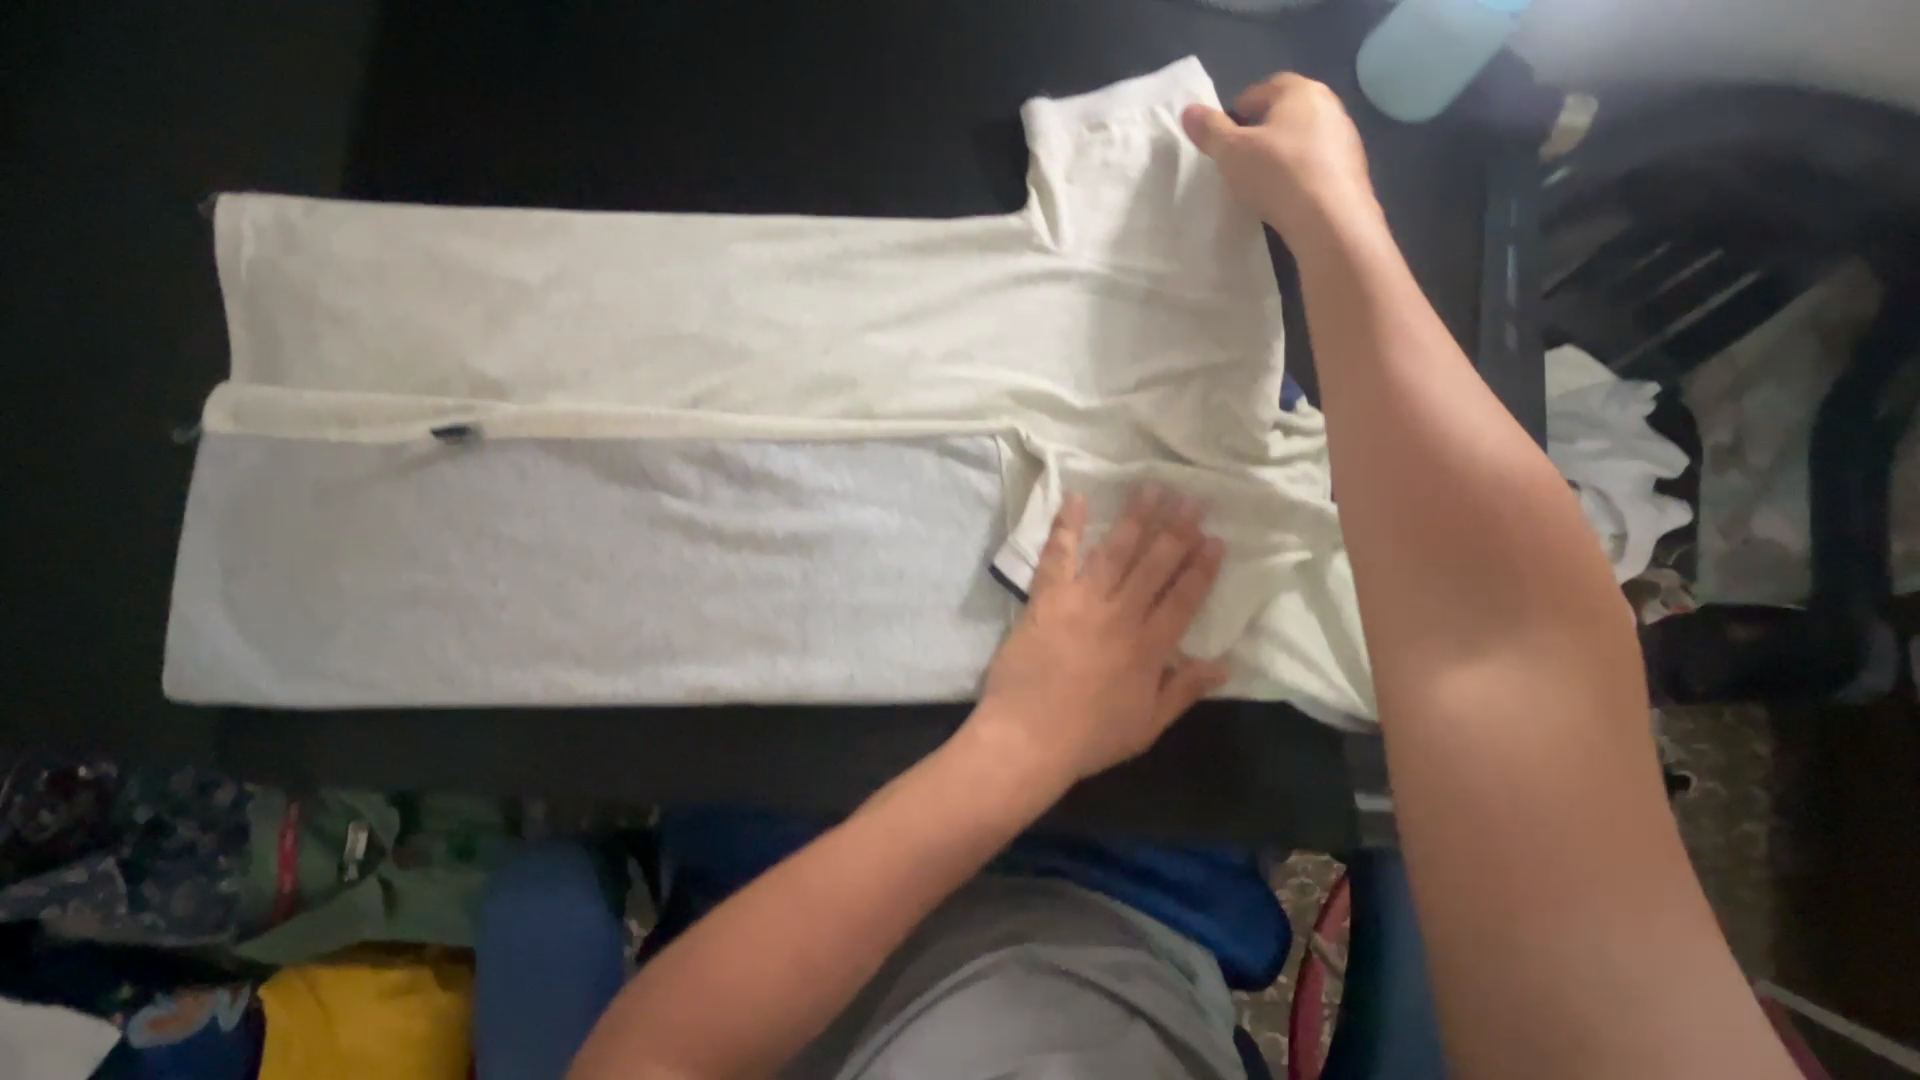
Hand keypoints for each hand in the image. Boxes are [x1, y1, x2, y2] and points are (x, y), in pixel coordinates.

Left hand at [965, 487, 1229, 783]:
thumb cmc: (1089, 738)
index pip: (1184, 598)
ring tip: (1152, 486)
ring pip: (1116, 551)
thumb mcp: (1148, 725)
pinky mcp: (1046, 599)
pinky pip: (1058, 556)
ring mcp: (1082, 602)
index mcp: (1149, 647)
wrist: (1028, 736)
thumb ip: (1185, 690)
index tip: (1217, 539)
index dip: (1202, 568)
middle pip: (1155, 565)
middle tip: (1193, 499)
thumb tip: (1224, 663)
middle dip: (1177, 530)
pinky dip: (1067, 526)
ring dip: (1136, 517)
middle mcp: (1121, 616)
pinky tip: (1077, 498)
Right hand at [1180, 74, 1380, 245]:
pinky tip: (1289, 195)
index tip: (1225, 138)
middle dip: (1262, 131)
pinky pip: (1318, 162)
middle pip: (1285, 112)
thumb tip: (1188, 111)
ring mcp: (1345, 136)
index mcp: (1299, 91)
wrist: (1330, 218)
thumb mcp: (1231, 153)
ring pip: (1304, 137)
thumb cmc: (1277, 174)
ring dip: (1284, 152)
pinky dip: (1302, 172)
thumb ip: (1209, 130)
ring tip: (1264, 180)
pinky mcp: (1353, 167)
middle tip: (1241, 159)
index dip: (1239, 111)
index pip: (1262, 89)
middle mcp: (1328, 104)